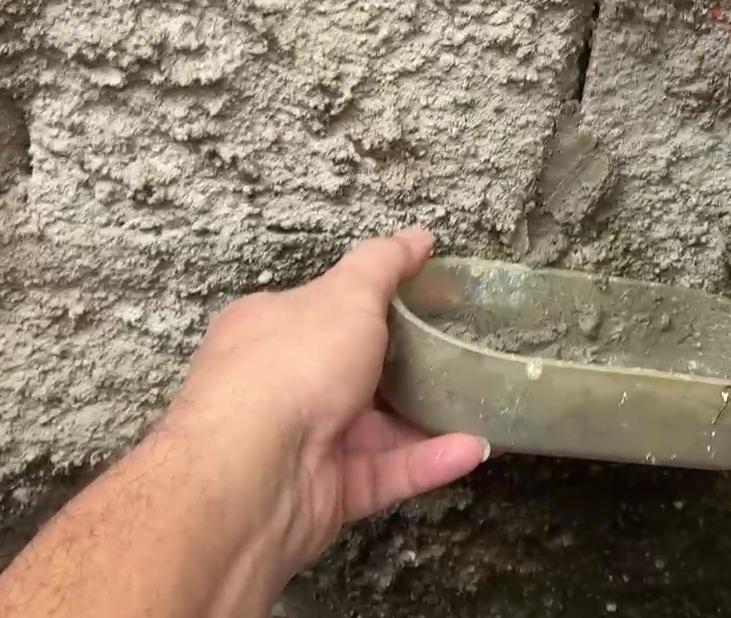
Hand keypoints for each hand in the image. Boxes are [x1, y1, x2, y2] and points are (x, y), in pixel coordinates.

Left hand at [163, 229, 488, 579]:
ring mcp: (300, 443)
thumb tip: (418, 236)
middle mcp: (278, 385)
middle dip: (408, 364)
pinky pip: (385, 471)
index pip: (323, 308)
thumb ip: (385, 263)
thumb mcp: (348, 294)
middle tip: (460, 349)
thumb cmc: (293, 366)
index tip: (426, 297)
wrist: (250, 479)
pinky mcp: (324, 493)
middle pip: (354, 369)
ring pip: (377, 425)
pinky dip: (428, 460)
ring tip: (480, 402)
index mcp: (269, 331)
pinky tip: (472, 446)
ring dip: (429, 415)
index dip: (374, 300)